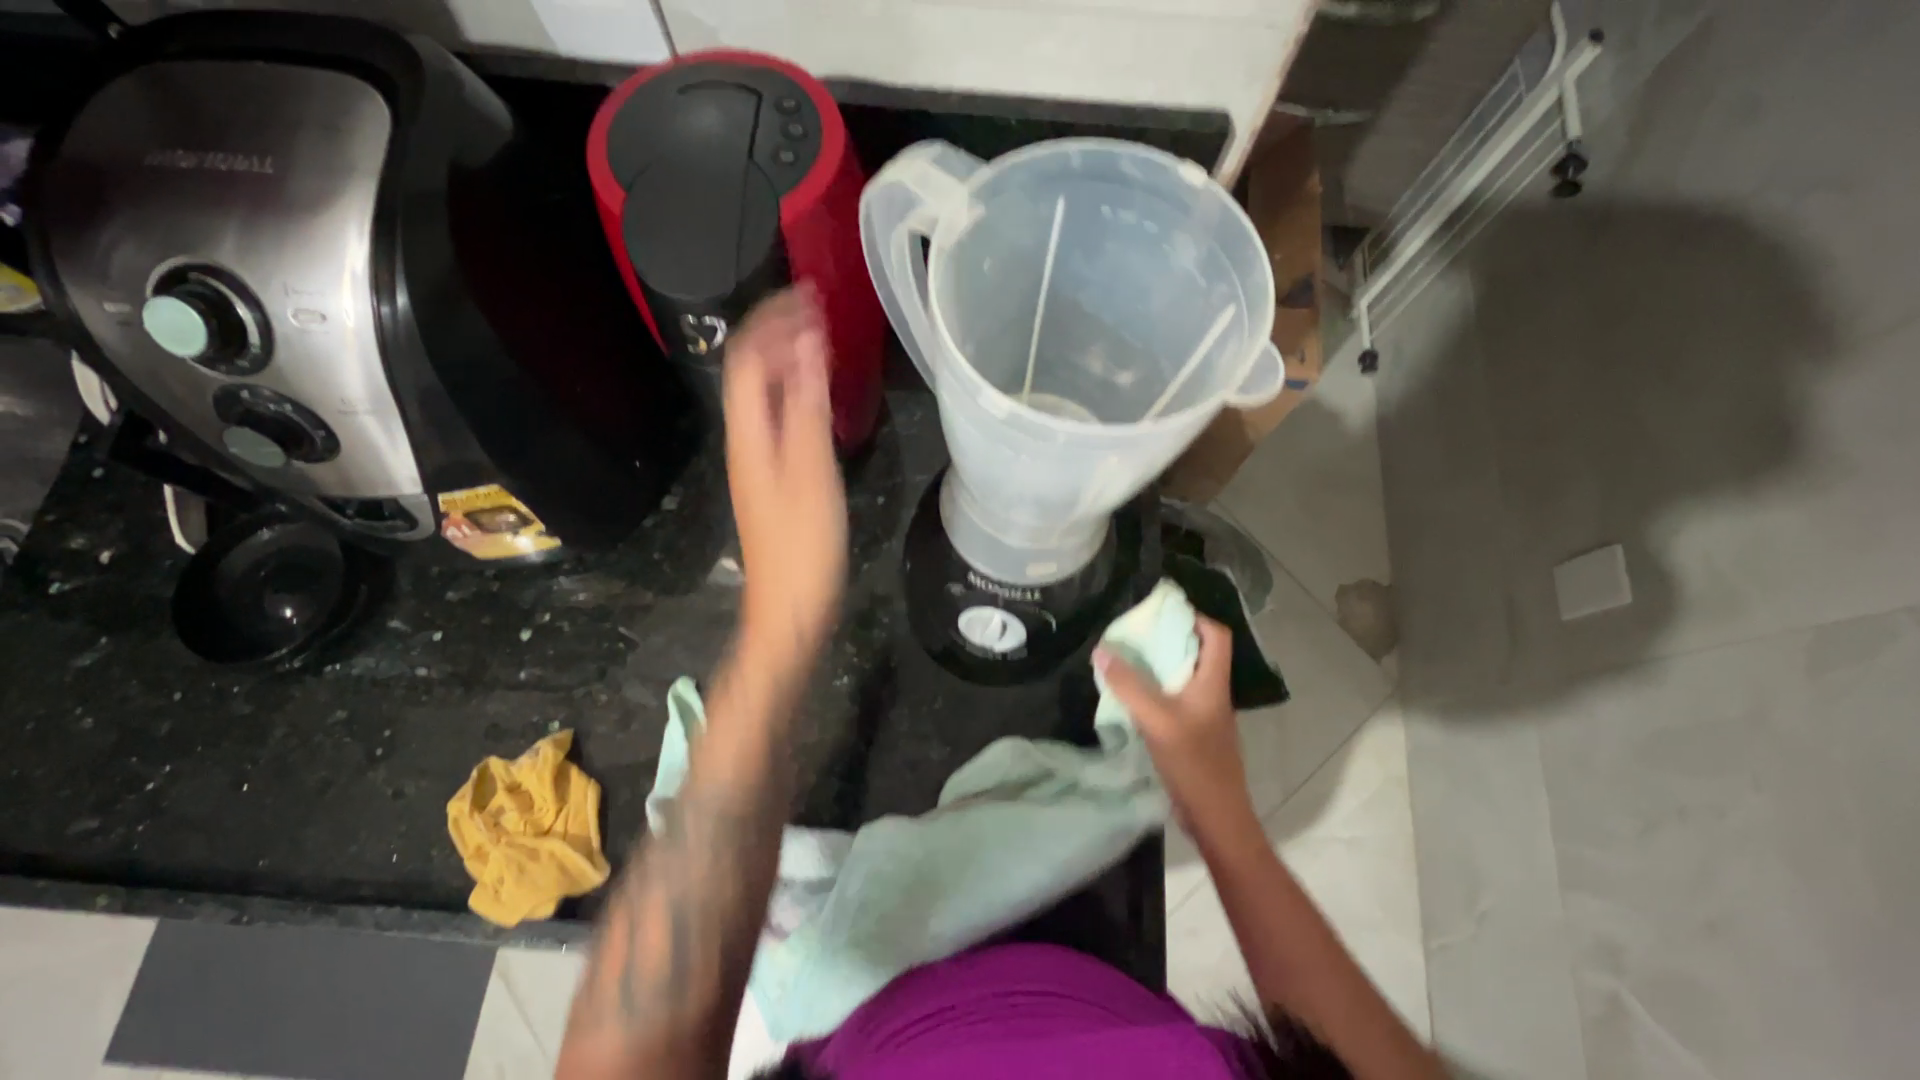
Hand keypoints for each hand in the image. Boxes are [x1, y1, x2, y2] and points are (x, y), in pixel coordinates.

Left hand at [722, 286, 847, 674]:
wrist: (789, 610)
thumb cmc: (803, 545)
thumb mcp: (810, 470)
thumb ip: (807, 406)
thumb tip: (807, 344)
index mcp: (748, 433)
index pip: (747, 357)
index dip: (771, 319)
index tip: (808, 293)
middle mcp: (746, 440)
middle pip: (750, 371)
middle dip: (779, 332)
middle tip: (819, 307)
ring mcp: (757, 461)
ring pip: (764, 393)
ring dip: (788, 359)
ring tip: (822, 338)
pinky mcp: (774, 479)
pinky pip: (778, 417)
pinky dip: (797, 392)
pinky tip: (820, 395)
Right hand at [1094, 617, 1253, 831]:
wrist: (1216, 816)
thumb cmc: (1193, 763)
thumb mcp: (1156, 720)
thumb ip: (1128, 685)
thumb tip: (1102, 650)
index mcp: (1213, 683)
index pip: (1217, 635)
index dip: (1195, 617)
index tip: (1162, 612)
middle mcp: (1214, 694)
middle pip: (1199, 653)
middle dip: (1169, 638)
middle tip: (1135, 632)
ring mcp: (1206, 716)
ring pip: (1185, 678)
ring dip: (1160, 665)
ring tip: (1127, 659)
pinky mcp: (1195, 735)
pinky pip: (1177, 701)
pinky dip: (1157, 691)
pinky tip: (1133, 698)